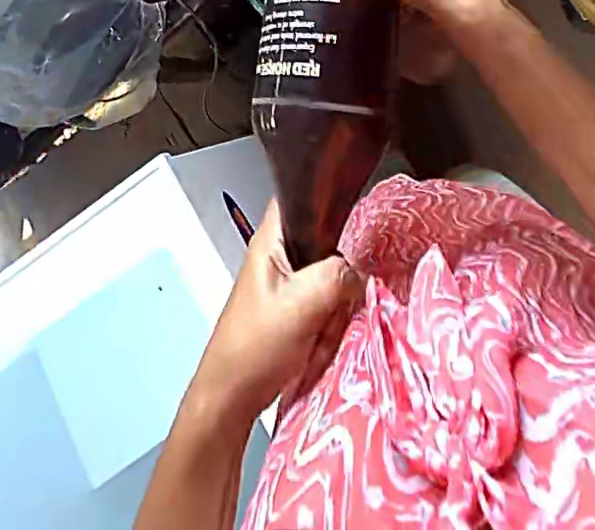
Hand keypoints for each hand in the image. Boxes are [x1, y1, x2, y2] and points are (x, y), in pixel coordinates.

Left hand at [187, 199, 362, 425]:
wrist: (232, 398)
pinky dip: (329, 323)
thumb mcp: (300, 307)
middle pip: (328, 243)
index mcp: (272, 240)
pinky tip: (319, 343)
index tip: (354, 220)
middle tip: (328, 304)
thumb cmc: (254, 347)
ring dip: (334, 307)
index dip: (328, 199)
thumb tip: (362, 272)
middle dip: (338, 276)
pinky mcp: (296, 306)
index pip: (302, 196)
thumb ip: (336, 277)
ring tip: (318, 331)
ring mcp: (289, 282)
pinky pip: (328, 303)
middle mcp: (281, 254)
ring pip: (333, 277)